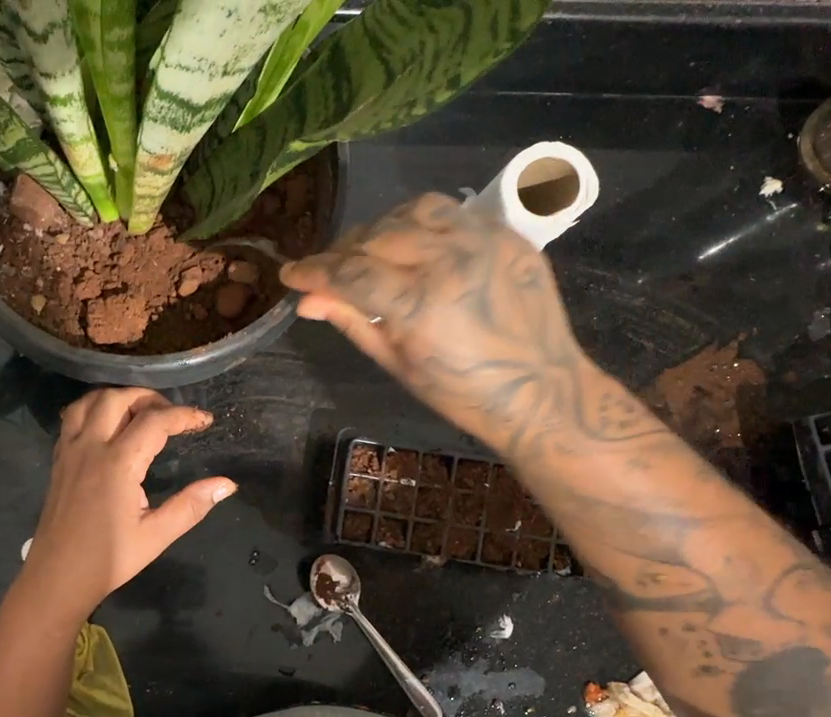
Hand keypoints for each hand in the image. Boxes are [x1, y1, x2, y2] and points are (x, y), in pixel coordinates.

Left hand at [12, 387, 234, 620]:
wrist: (57, 576)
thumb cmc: (108, 560)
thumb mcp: (156, 535)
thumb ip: (191, 506)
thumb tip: (226, 484)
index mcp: (117, 463)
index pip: (155, 421)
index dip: (184, 415)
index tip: (205, 421)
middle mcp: (91, 447)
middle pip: (119, 398)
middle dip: (150, 398)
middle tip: (172, 415)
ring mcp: (70, 451)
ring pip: (90, 401)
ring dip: (118, 397)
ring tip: (141, 413)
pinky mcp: (58, 460)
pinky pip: (72, 418)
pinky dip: (93, 409)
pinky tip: (109, 426)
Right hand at [280, 193, 591, 445]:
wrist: (540, 390)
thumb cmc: (461, 392)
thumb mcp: (397, 362)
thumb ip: (352, 321)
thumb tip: (308, 300)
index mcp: (419, 303)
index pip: (350, 273)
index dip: (314, 272)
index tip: (290, 274)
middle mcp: (449, 260)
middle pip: (375, 238)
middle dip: (341, 253)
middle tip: (326, 272)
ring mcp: (482, 240)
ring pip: (410, 213)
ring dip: (378, 229)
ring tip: (366, 252)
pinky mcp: (504, 233)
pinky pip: (449, 211)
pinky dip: (418, 221)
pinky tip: (408, 242)